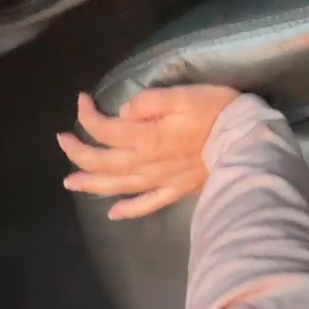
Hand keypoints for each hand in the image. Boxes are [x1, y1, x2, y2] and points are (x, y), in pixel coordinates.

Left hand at [57, 86, 242, 219]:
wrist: (247, 140)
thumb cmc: (217, 111)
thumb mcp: (184, 94)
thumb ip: (151, 101)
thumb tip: (123, 111)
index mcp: (147, 136)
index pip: (106, 128)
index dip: (87, 115)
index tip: (81, 100)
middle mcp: (147, 162)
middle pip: (103, 161)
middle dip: (78, 151)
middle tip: (62, 140)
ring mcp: (161, 179)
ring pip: (117, 185)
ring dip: (91, 183)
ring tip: (70, 181)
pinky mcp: (177, 189)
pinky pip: (147, 204)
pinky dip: (128, 210)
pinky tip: (113, 213)